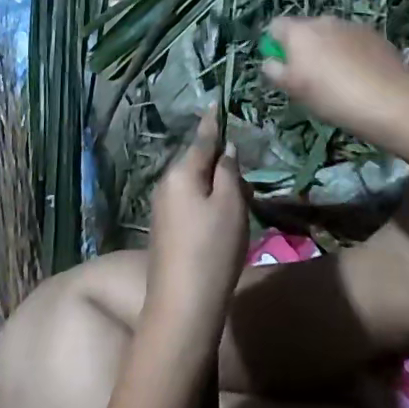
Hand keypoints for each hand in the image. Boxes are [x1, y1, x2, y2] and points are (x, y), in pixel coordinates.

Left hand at [145, 114, 250, 341]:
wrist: (183, 303)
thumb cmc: (212, 249)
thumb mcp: (230, 205)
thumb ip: (228, 171)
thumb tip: (225, 148)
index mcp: (180, 172)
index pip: (201, 140)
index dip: (212, 123)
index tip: (215, 103)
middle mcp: (166, 185)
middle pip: (196, 162)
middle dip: (219, 162)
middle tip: (246, 171)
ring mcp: (162, 208)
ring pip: (194, 184)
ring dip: (216, 185)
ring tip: (241, 198)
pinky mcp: (165, 230)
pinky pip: (189, 203)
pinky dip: (207, 203)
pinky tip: (222, 219)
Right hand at [261, 16, 408, 132]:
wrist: (390, 101)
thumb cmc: (331, 96)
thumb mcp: (293, 90)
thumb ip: (275, 71)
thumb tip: (271, 62)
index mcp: (298, 31)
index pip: (275, 26)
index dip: (275, 44)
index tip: (284, 66)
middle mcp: (324, 20)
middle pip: (305, 29)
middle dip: (304, 48)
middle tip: (310, 78)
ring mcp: (352, 26)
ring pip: (331, 35)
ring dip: (329, 50)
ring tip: (339, 80)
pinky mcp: (376, 35)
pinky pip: (353, 41)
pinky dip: (352, 54)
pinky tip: (360, 78)